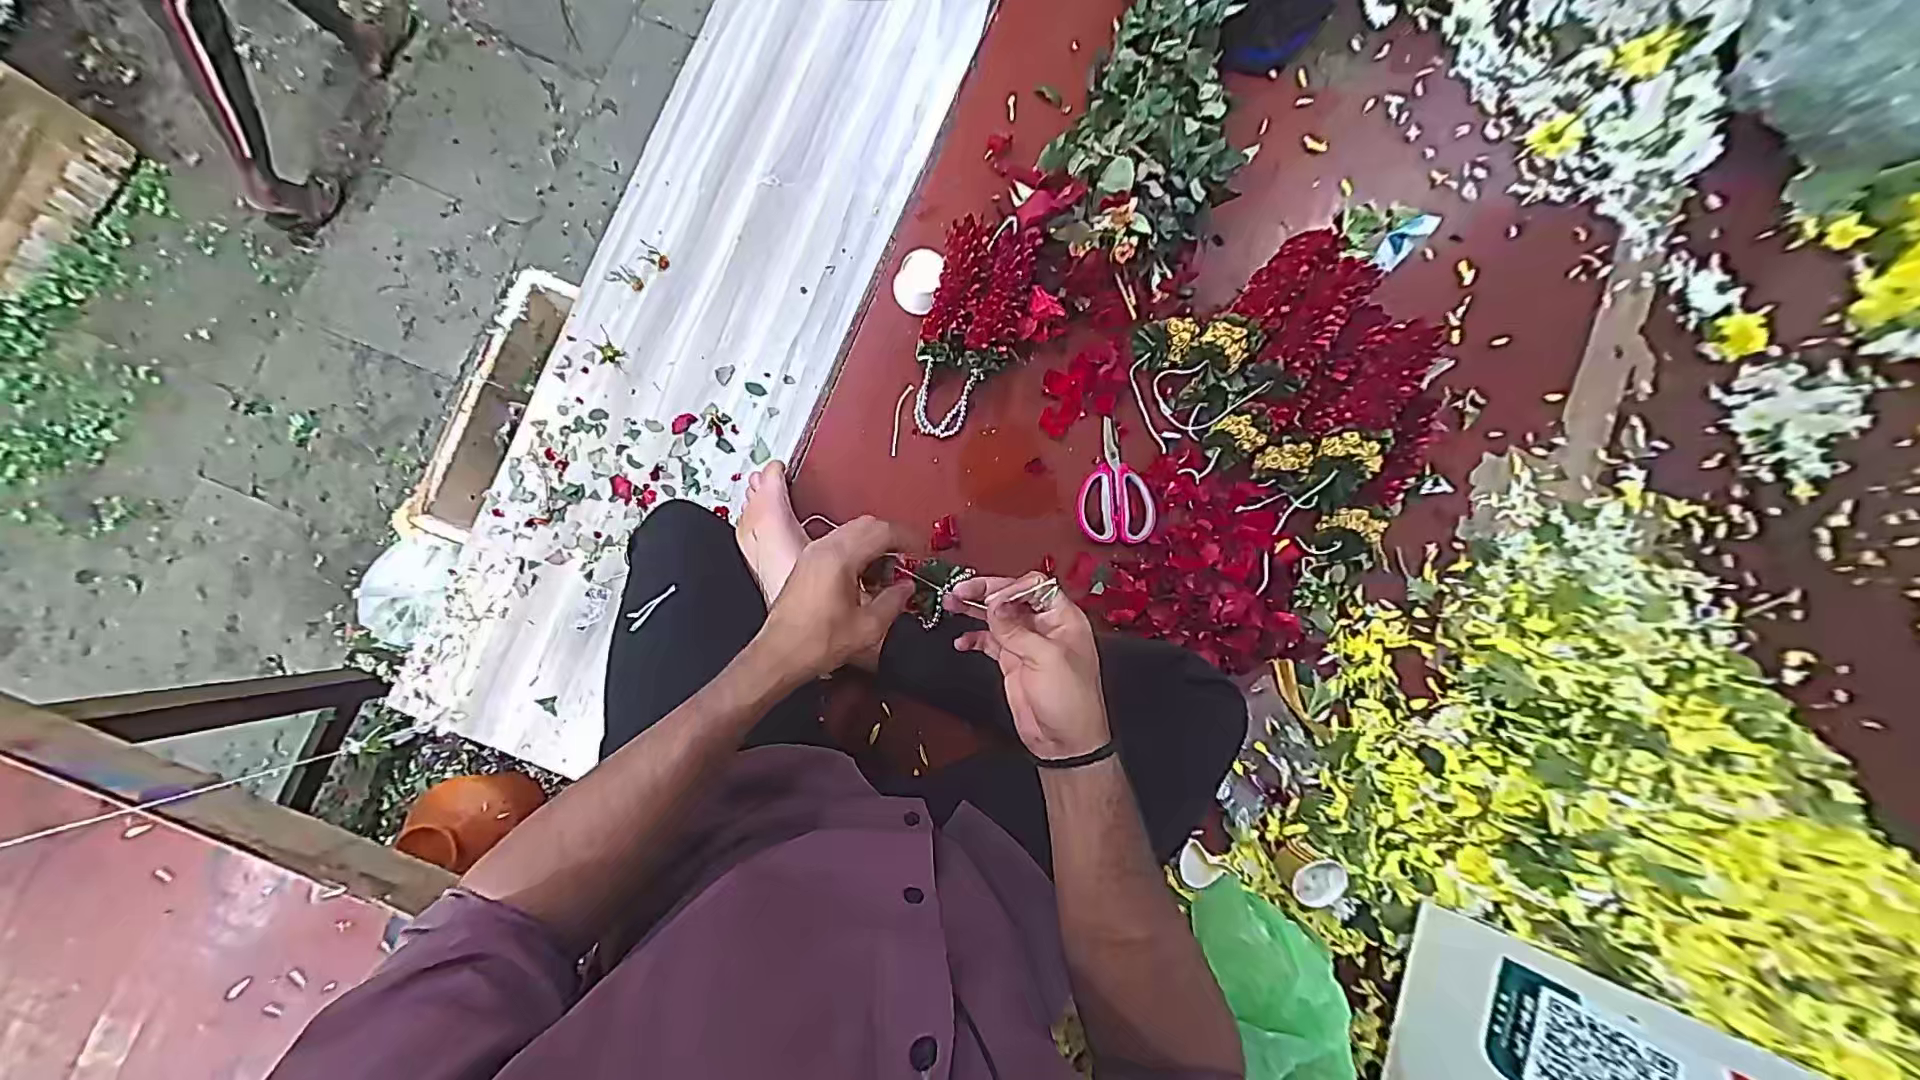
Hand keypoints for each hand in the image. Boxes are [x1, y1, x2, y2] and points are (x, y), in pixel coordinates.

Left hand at [756, 516, 913, 680]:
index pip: (882, 531)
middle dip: (894, 537)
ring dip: (876, 543)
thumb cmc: (817, 643)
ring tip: (890, 569)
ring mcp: (813, 553)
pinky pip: (839, 542)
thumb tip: (907, 587)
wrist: (778, 655)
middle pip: (868, 524)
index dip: (908, 539)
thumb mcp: (868, 627)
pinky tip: (867, 575)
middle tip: (910, 558)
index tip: (922, 552)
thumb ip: (894, 601)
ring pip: (853, 530)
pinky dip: (859, 550)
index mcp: (840, 557)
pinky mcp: (807, 563)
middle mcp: (824, 547)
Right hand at [946, 573, 1109, 759]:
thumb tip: (994, 603)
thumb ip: (1016, 629)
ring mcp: (1027, 643)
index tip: (990, 598)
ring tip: (952, 603)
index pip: (1034, 587)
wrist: (1065, 742)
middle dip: (985, 592)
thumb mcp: (1046, 659)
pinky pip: (989, 641)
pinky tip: (962, 640)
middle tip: (960, 590)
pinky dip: (974, 638)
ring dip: (974, 609)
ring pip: (997, 617)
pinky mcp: (1013, 661)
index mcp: (1062, 618)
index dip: (1010, 587)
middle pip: (1011, 597)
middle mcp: (1044, 627)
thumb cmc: (1072, 702)